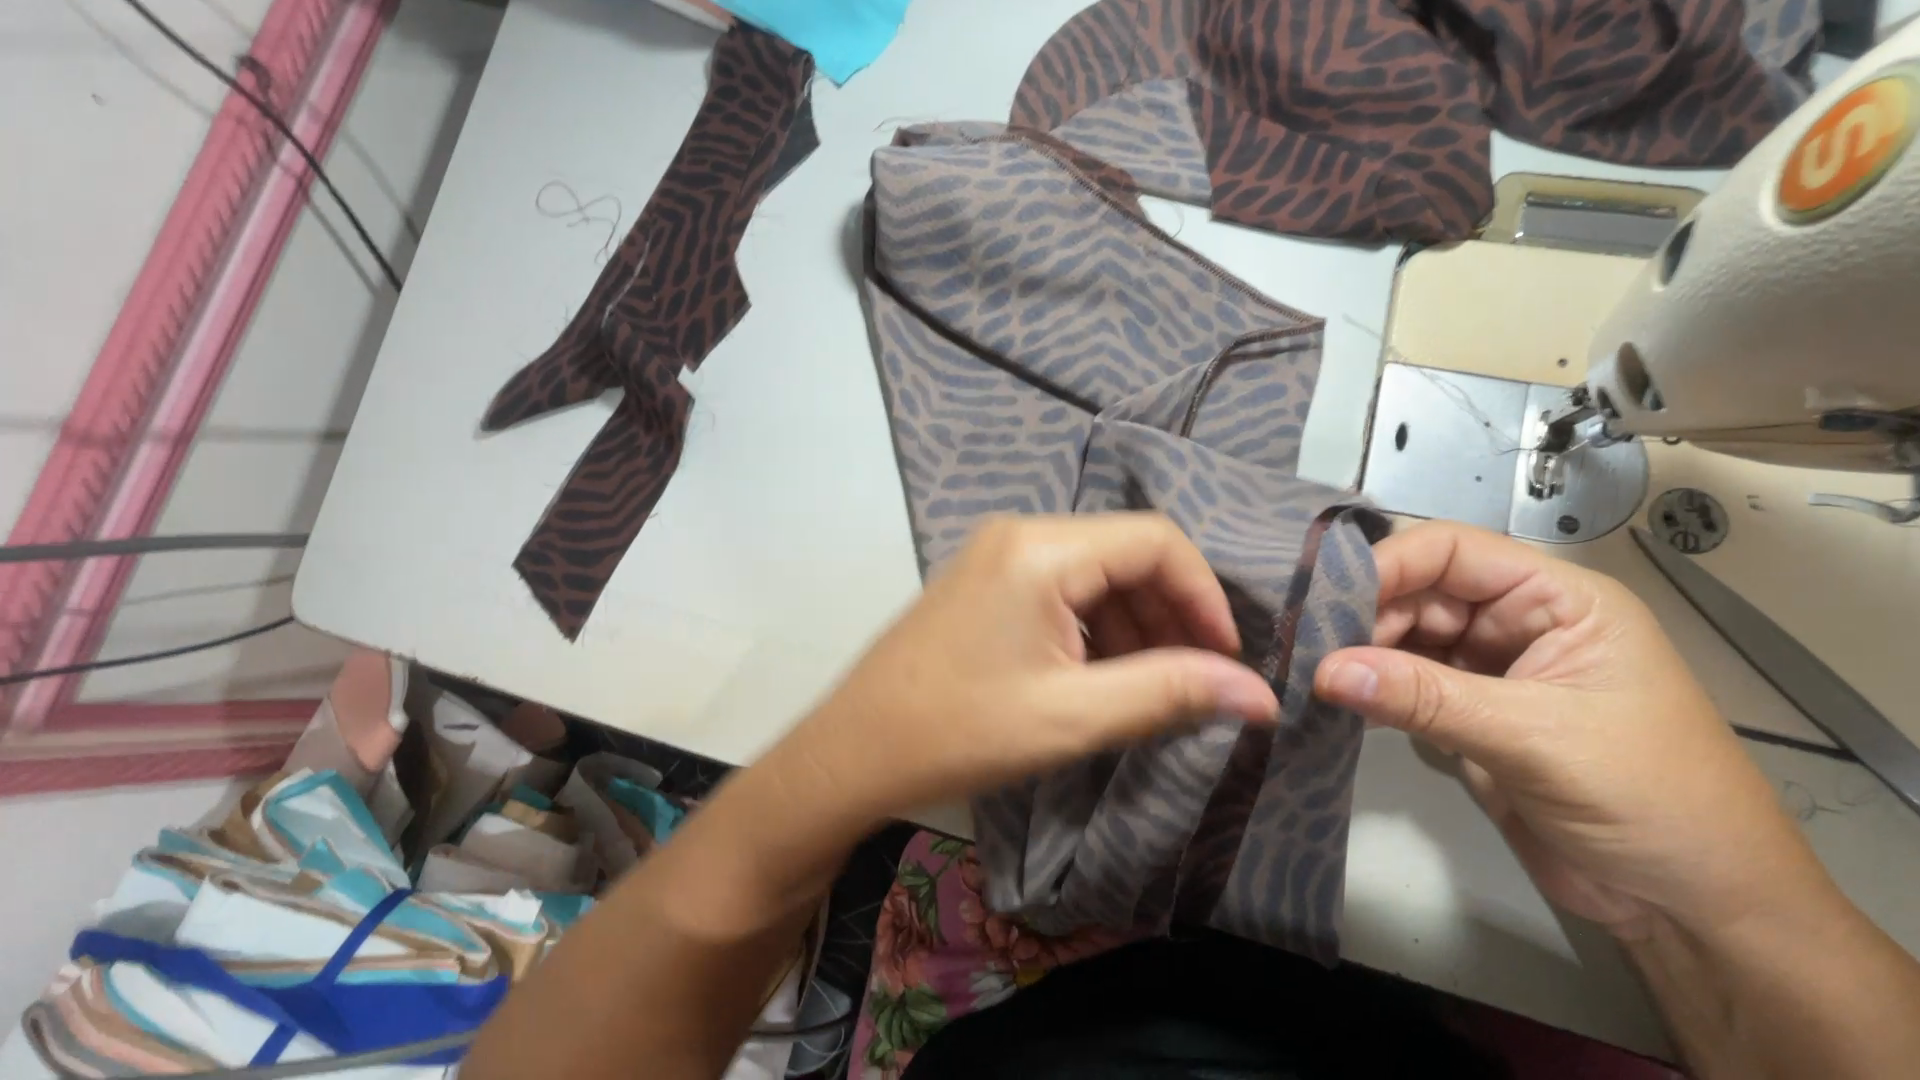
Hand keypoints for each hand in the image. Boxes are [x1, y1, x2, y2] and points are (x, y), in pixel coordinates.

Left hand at [781, 514, 1279, 822]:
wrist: (853, 753)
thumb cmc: (958, 733)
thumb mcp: (1072, 718)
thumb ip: (1169, 694)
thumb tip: (1260, 694)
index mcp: (1041, 550)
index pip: (1156, 541)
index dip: (1204, 596)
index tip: (1226, 660)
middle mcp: (1019, 534)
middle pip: (1127, 554)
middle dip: (1171, 614)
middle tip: (1194, 682)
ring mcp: (996, 555)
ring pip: (1096, 573)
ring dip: (1136, 626)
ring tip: (1152, 689)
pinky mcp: (984, 583)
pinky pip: (1061, 589)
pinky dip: (1096, 629)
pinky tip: (1102, 679)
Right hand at [1312, 521, 1829, 939]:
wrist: (1691, 905)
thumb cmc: (1647, 797)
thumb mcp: (1534, 737)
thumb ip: (1425, 698)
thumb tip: (1325, 671)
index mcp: (1558, 600)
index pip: (1454, 552)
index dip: (1388, 566)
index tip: (1323, 601)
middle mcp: (1520, 622)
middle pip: (1421, 593)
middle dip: (1364, 616)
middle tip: (1304, 648)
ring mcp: (1492, 671)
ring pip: (1406, 639)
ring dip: (1361, 656)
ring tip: (1308, 674)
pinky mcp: (1469, 718)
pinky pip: (1406, 687)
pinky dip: (1372, 692)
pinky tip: (1336, 702)